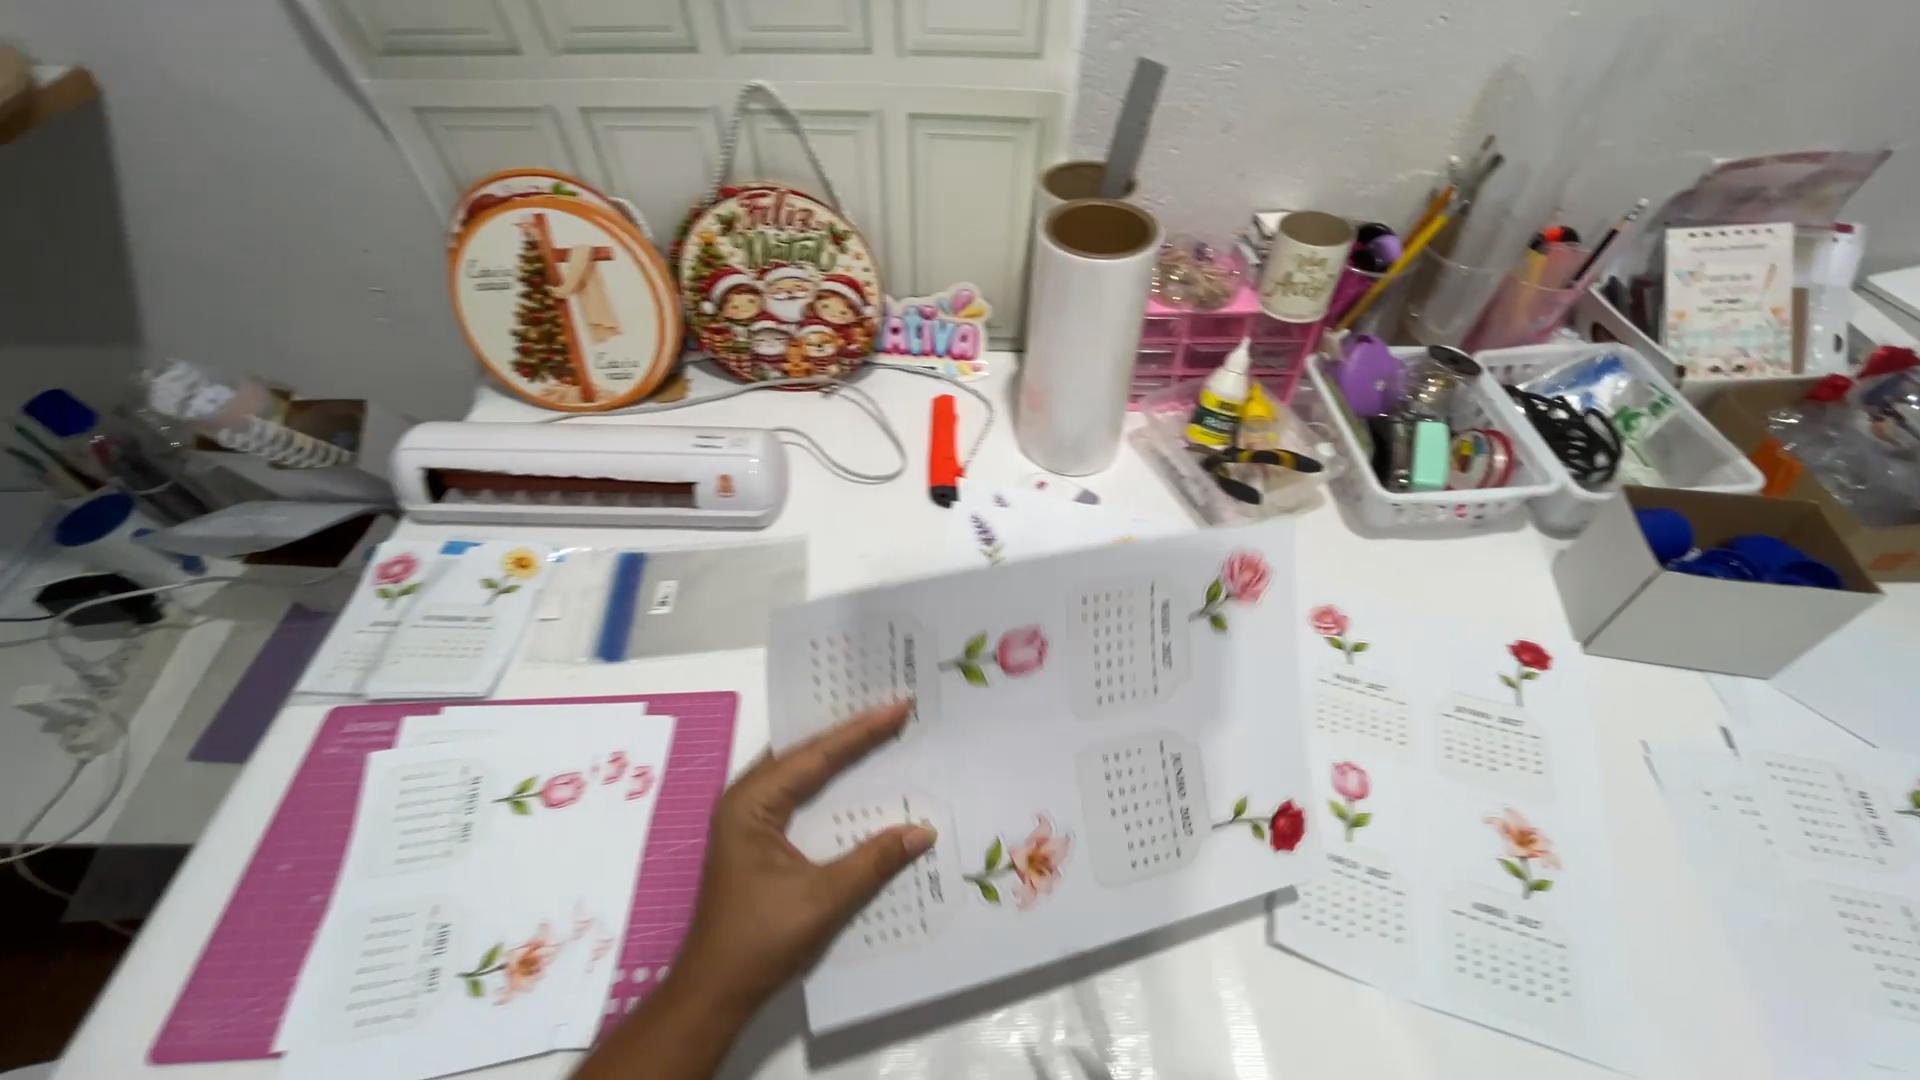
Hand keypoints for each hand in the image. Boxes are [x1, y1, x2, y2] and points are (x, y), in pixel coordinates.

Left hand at [672, 700, 934, 1015]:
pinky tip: (854, 777)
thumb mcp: (823, 900)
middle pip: (804, 752)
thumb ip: (873, 861)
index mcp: (751, 803)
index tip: (897, 707)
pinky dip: (827, 779)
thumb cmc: (761, 941)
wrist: (714, 991)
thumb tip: (923, 830)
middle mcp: (745, 798)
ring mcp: (748, 816)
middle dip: (849, 731)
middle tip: (892, 708)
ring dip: (837, 751)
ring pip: (799, 769)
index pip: (815, 755)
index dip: (860, 731)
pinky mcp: (757, 834)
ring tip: (877, 729)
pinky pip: (798, 791)